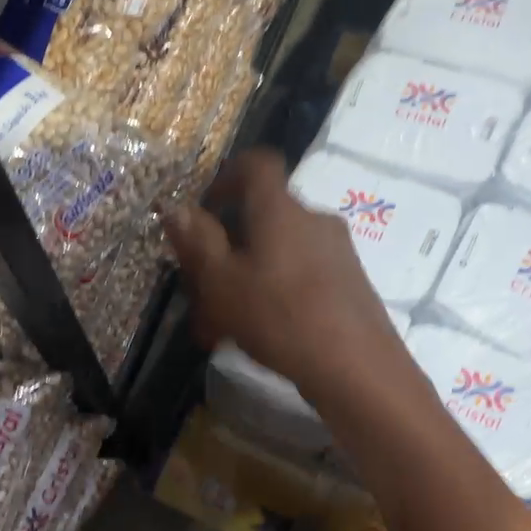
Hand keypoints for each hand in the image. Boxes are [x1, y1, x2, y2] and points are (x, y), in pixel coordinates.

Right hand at [162, 150, 405, 390]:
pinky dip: (271, 297)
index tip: (206, 206)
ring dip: (245, 281)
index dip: (227, 176)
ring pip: (276, 255)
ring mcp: (336, 252)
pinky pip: (298, 278)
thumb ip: (197, 242)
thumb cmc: (278, 316)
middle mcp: (313, 220)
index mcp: (279, 210)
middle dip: (227, 249)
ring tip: (219, 327)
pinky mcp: (349, 283)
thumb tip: (176, 208)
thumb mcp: (221, 282)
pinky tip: (256, 336)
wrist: (354, 365)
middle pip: (263, 218)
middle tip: (200, 288)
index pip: (257, 165)